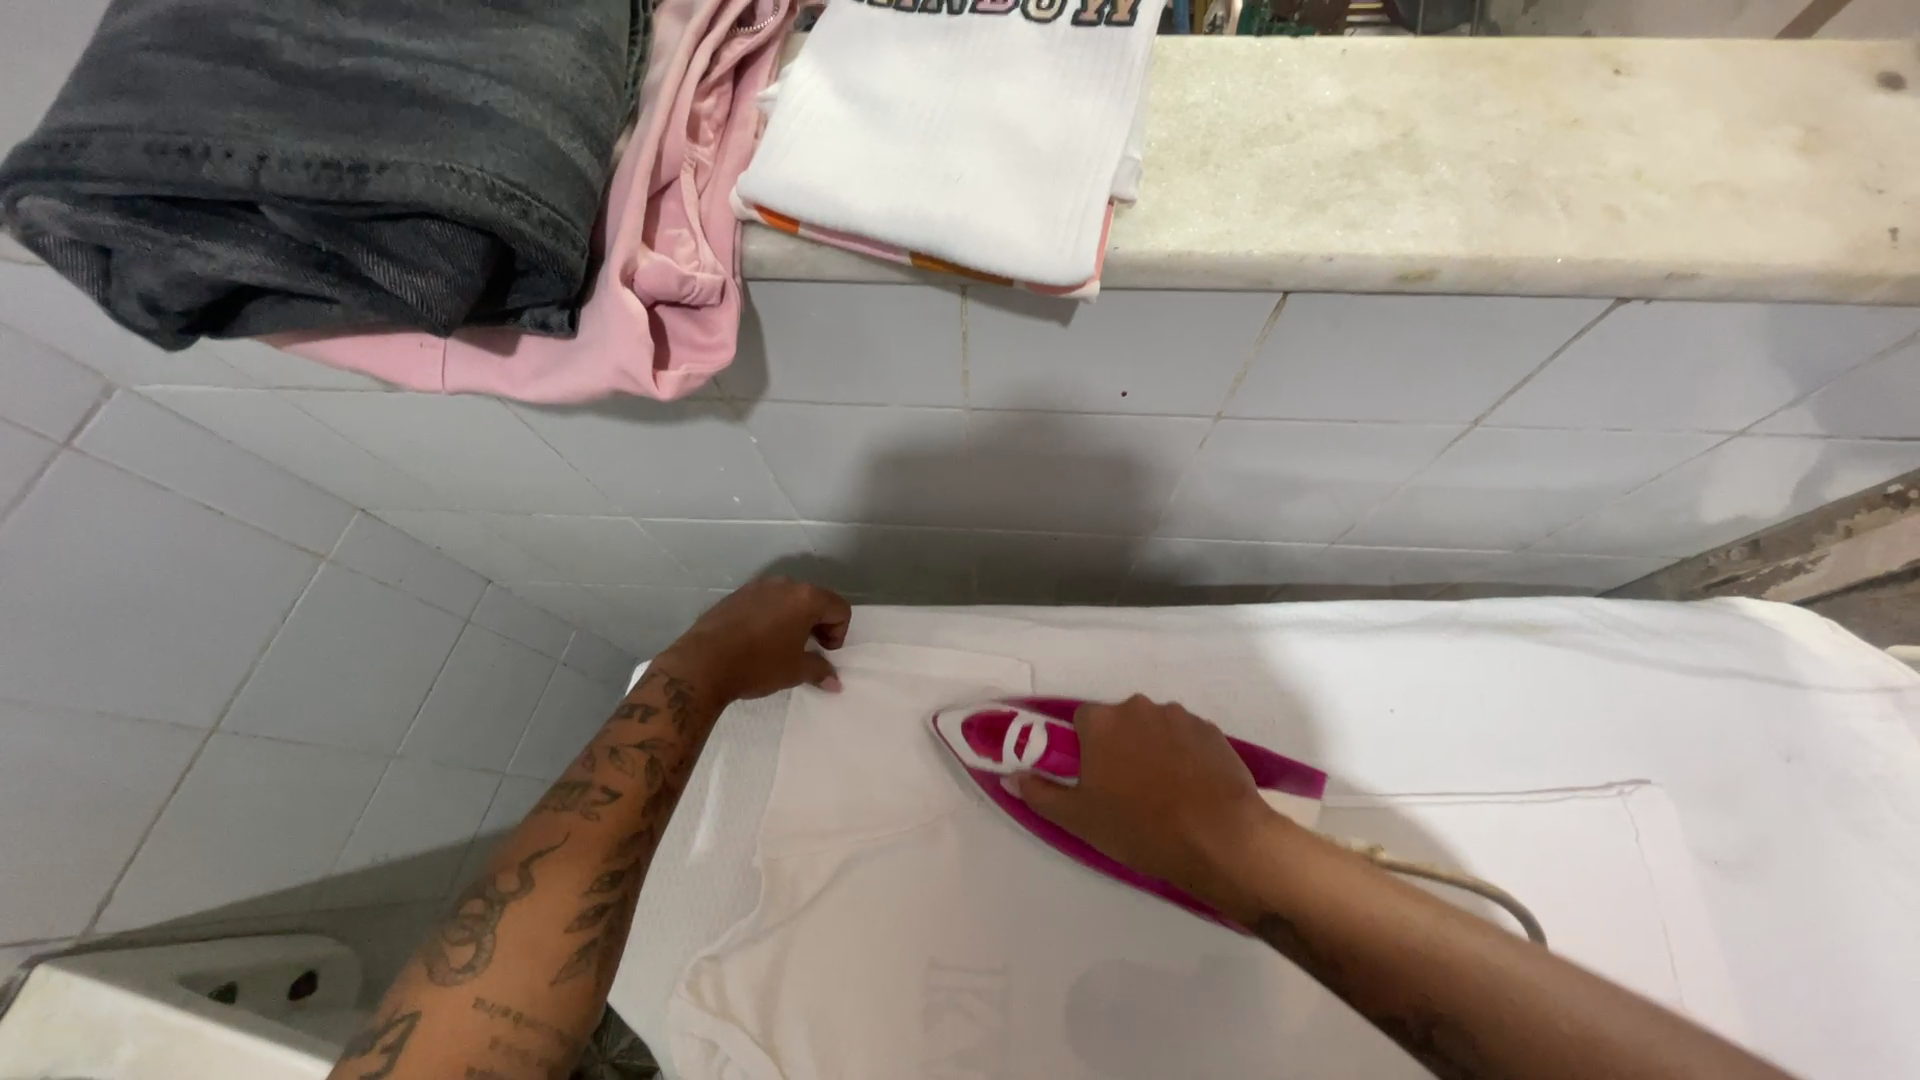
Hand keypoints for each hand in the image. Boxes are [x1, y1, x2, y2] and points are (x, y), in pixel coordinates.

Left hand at [655, 578, 851, 703]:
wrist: (703, 663)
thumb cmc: (758, 664)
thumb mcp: (795, 671)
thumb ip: (820, 671)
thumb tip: (835, 682)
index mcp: (806, 598)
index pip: (839, 608)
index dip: (838, 633)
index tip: (824, 653)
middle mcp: (785, 584)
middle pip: (815, 599)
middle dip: (818, 623)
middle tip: (808, 649)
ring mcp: (758, 586)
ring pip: (788, 599)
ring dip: (794, 618)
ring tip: (782, 644)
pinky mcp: (736, 594)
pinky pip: (765, 601)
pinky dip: (771, 616)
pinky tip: (758, 639)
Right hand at [1014, 695, 1275, 915]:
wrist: (1219, 837)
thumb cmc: (1139, 827)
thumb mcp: (1078, 818)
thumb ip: (1040, 793)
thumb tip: (1011, 777)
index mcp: (1101, 722)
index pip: (1082, 722)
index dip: (1085, 749)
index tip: (1094, 778)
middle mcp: (1138, 707)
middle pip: (1120, 722)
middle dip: (1120, 747)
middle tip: (1128, 790)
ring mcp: (1179, 716)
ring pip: (1155, 728)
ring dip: (1153, 750)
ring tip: (1165, 793)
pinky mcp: (1212, 731)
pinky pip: (1187, 738)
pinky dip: (1185, 757)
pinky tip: (1192, 790)